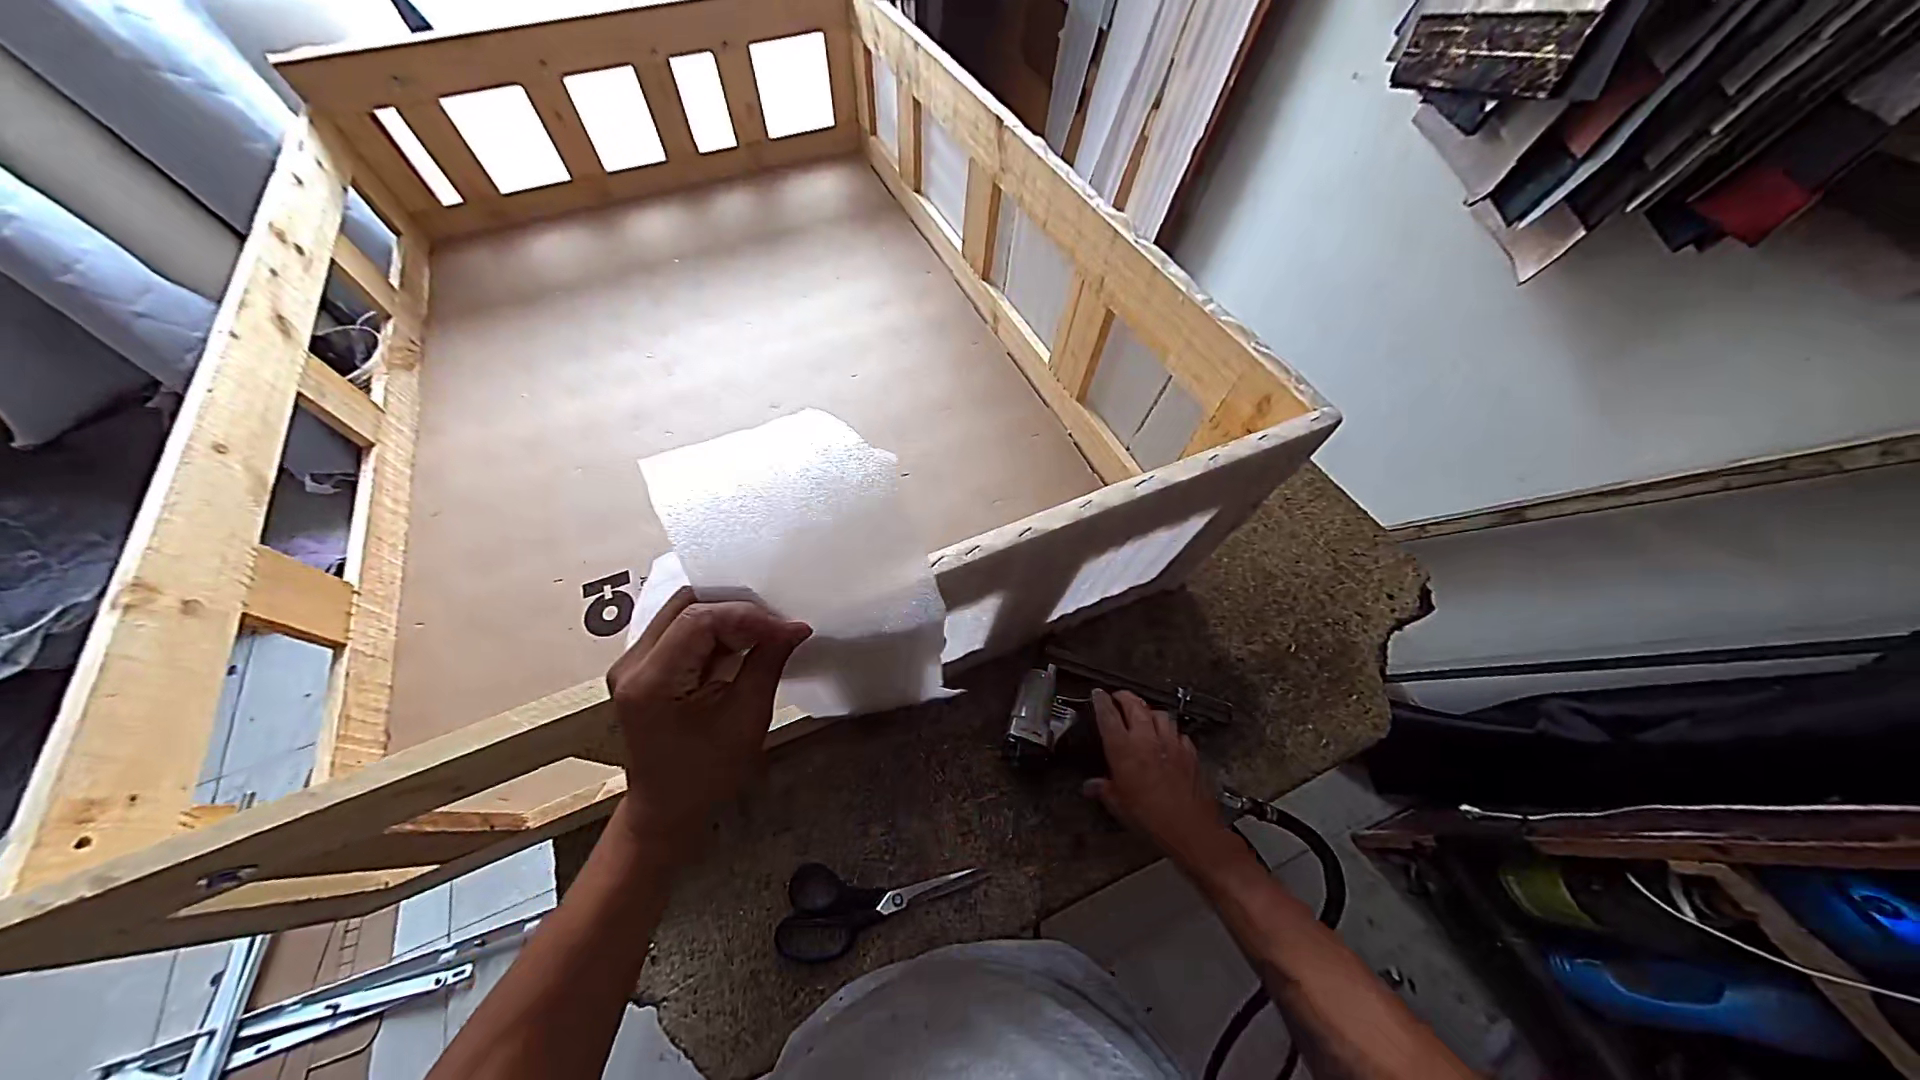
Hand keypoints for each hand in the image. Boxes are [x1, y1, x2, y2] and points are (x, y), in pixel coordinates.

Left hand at [604, 588, 810, 860]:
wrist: (668, 809)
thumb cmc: (707, 774)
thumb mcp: (746, 718)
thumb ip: (767, 662)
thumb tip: (795, 626)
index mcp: (650, 681)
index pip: (699, 620)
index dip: (748, 616)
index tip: (787, 628)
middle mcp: (631, 663)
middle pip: (686, 604)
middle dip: (736, 608)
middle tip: (775, 624)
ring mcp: (633, 663)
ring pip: (683, 611)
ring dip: (726, 616)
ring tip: (763, 632)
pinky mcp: (643, 666)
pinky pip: (682, 629)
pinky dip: (716, 629)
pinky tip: (742, 642)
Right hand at [1083, 689, 1246, 878]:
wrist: (1190, 829)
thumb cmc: (1152, 819)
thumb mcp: (1118, 805)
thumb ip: (1104, 789)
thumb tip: (1092, 786)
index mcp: (1123, 749)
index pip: (1108, 715)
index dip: (1101, 701)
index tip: (1098, 694)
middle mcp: (1147, 740)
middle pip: (1135, 705)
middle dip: (1125, 697)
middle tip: (1118, 697)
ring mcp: (1171, 743)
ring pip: (1159, 714)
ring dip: (1149, 711)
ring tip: (1143, 715)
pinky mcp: (1189, 752)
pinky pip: (1178, 732)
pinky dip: (1170, 731)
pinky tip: (1168, 739)